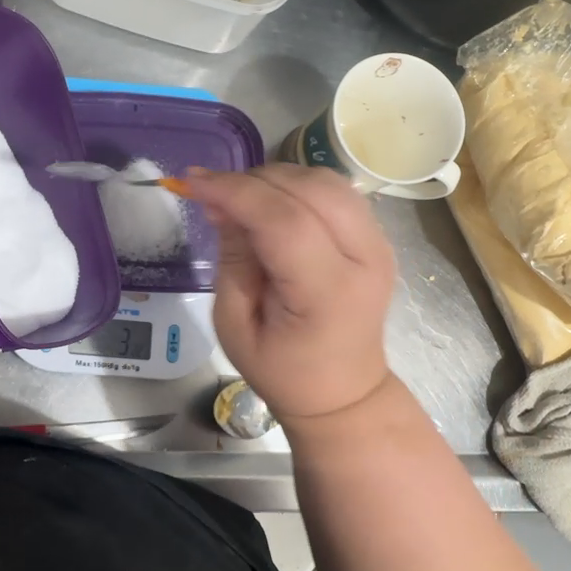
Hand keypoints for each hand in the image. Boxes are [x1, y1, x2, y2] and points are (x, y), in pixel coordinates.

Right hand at [182, 165, 395, 426]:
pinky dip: (297, 186)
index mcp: (327, 292)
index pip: (284, 221)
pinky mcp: (377, 237)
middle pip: (310, 189)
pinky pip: (336, 192)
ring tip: (239, 199)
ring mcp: (378, 244)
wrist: (343, 391)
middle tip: (212, 194)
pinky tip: (269, 204)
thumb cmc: (282, 369)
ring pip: (326, 182)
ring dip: (276, 179)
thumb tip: (221, 206)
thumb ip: (232, 261)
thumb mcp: (234, 326)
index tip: (192, 182)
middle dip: (253, 180)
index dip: (235, 192)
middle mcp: (364, 259)